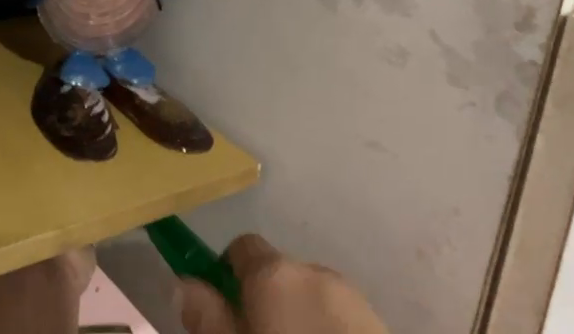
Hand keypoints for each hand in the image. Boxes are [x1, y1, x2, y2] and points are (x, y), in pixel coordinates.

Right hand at [179, 236, 387, 333]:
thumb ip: (208, 319)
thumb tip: (188, 284)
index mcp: (275, 275)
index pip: (241, 248)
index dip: (226, 274)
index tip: (220, 311)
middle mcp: (317, 276)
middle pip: (280, 277)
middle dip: (265, 306)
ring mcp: (360, 306)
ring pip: (315, 305)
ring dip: (300, 326)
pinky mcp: (386, 332)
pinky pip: (345, 328)